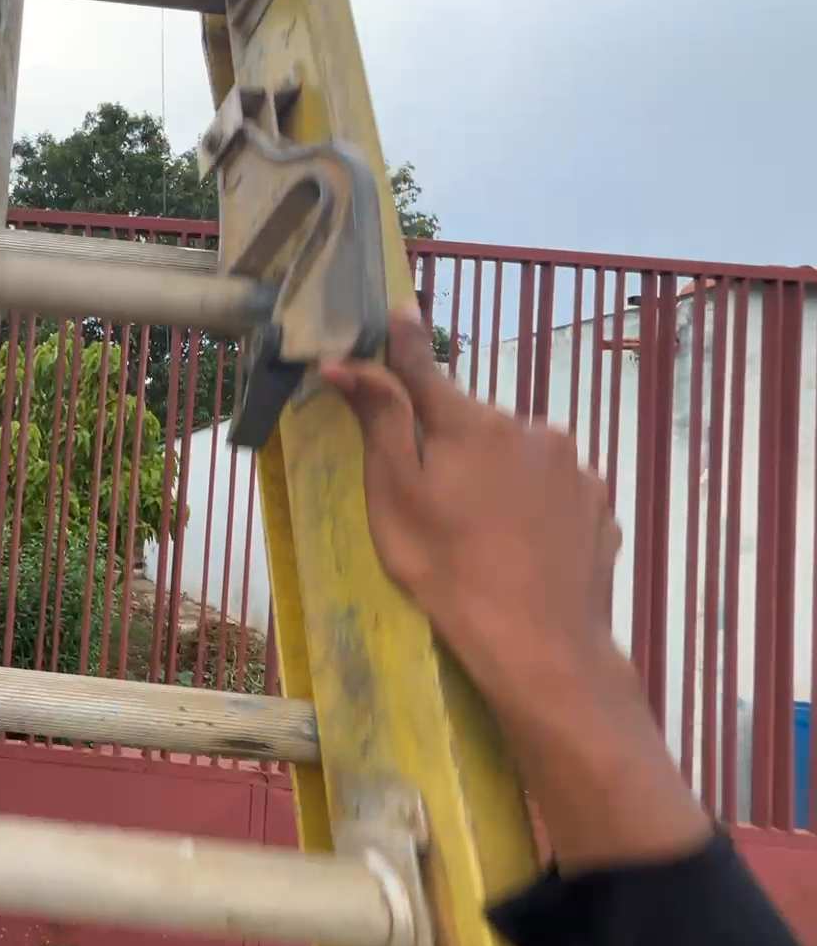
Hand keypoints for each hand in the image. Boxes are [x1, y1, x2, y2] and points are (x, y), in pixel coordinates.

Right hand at [319, 310, 620, 708]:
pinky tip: (509, 534)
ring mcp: (573, 464)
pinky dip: (522, 494)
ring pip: (509, 448)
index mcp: (471, 423)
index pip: (424, 370)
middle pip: (467, 417)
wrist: (533, 636)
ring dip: (484, 466)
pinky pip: (546, 480)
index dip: (403, 343)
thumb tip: (347, 363)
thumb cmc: (439, 559)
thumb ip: (379, 419)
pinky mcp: (599, 499)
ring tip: (471, 520)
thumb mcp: (393, 489)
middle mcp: (530, 428)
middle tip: (423, 489)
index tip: (399, 308)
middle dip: (442, 436)